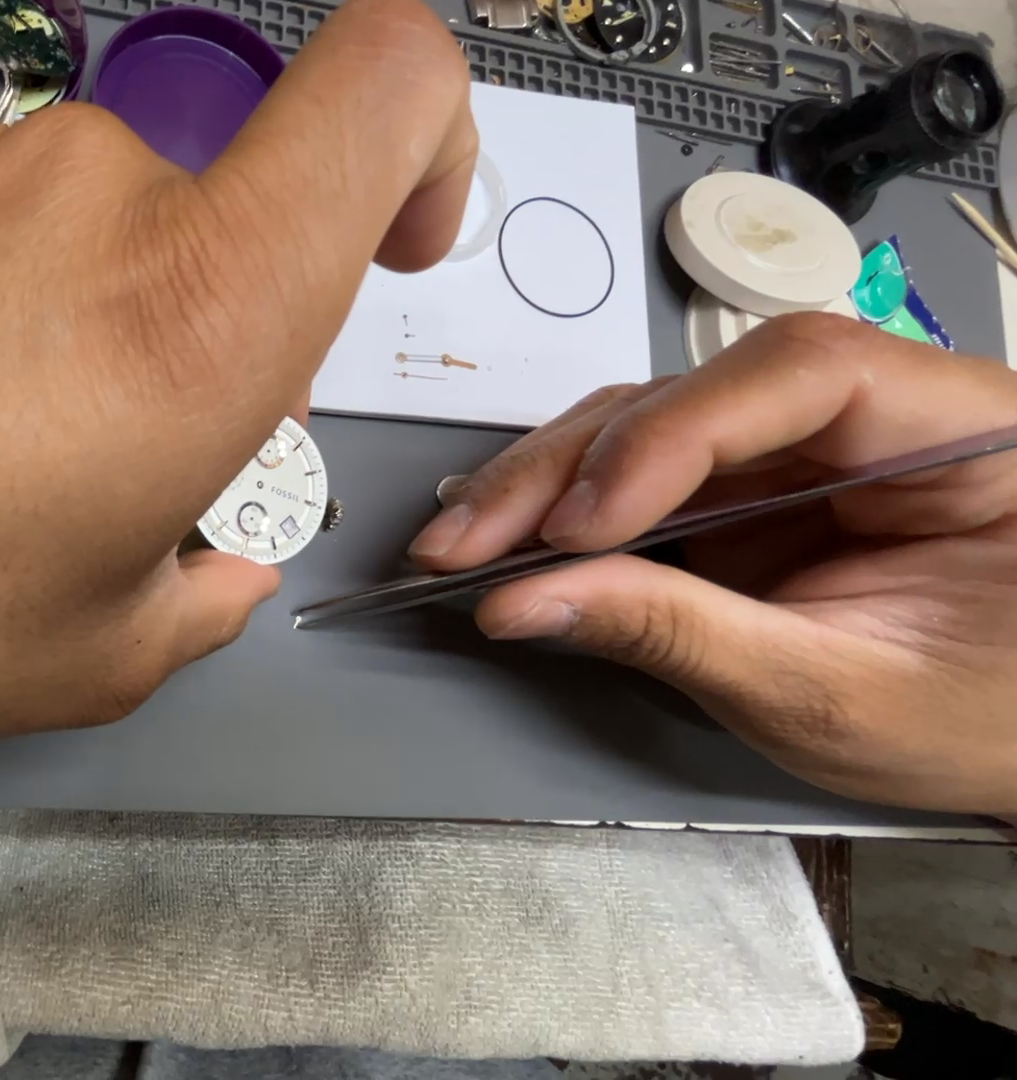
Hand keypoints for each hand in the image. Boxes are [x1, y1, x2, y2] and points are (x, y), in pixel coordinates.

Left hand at [0, 0, 478, 761]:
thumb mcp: (95, 653)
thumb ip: (199, 599)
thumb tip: (220, 574)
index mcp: (200, 308)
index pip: (387, 85)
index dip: (428, 147)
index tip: (393, 249)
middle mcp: (103, 195)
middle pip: (239, 217)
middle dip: (224, 333)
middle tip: (133, 460)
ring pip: (125, 234)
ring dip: (118, 333)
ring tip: (16, 458)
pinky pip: (22, 235)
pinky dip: (28, 316)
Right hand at [408, 314, 1016, 817]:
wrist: (1010, 741)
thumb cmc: (979, 725)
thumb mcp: (832, 699)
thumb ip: (678, 635)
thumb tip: (519, 603)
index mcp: (969, 439)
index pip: (800, 375)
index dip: (669, 436)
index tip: (576, 530)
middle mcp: (864, 417)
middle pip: (679, 397)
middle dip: (554, 473)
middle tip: (462, 544)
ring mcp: (780, 451)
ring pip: (625, 426)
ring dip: (527, 486)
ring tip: (456, 546)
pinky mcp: (722, 487)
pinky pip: (613, 471)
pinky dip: (541, 508)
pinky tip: (491, 536)